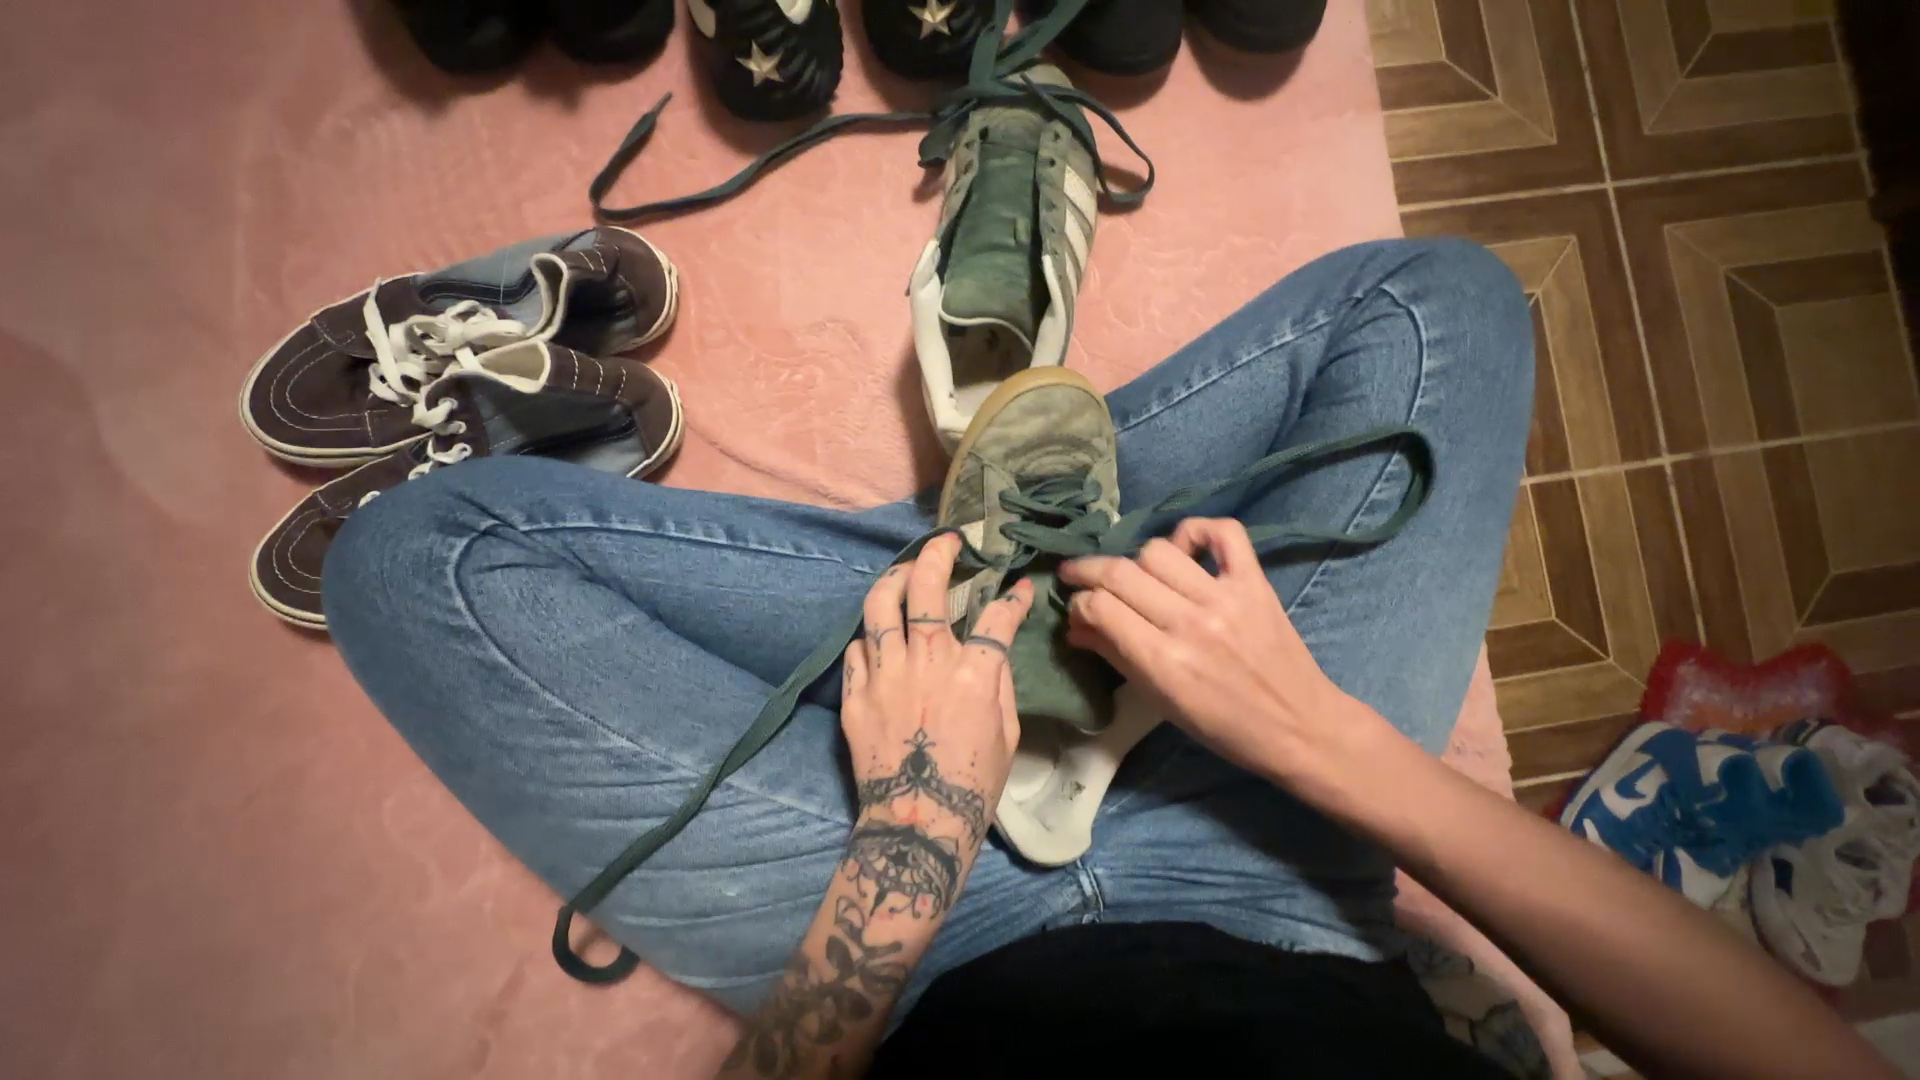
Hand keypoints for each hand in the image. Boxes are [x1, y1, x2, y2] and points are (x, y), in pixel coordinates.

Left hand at [841, 533, 1034, 846]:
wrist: (917, 821)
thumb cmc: (973, 781)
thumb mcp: (1006, 730)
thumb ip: (998, 680)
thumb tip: (992, 646)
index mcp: (972, 672)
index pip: (998, 617)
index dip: (1014, 598)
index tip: (1019, 588)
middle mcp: (926, 660)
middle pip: (925, 588)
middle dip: (937, 555)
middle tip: (946, 544)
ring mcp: (884, 673)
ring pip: (879, 605)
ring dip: (894, 580)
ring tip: (904, 573)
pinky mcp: (854, 693)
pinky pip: (857, 647)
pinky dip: (870, 636)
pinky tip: (880, 636)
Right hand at [1059, 518, 1371, 779]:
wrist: (1297, 727)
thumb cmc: (1221, 725)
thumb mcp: (1159, 700)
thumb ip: (1114, 655)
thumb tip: (1074, 625)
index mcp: (1162, 661)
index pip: (1100, 606)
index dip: (1078, 602)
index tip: (1078, 608)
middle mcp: (1189, 623)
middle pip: (1121, 572)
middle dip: (1088, 571)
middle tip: (1079, 576)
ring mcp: (1224, 597)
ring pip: (1159, 550)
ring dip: (1138, 560)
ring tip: (1140, 576)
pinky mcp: (1254, 582)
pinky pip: (1222, 532)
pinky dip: (1196, 531)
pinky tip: (1185, 549)